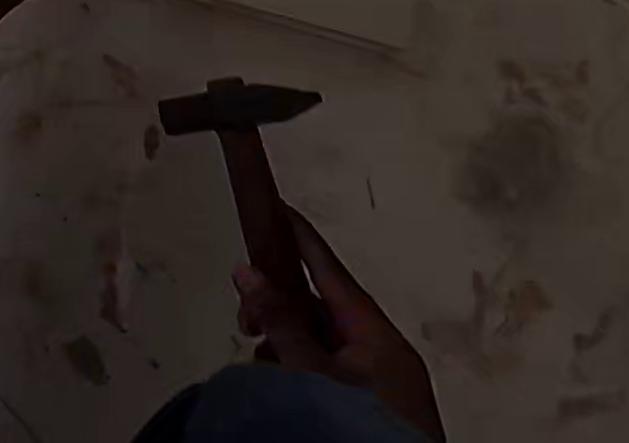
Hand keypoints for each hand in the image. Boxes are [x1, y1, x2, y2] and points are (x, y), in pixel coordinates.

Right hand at [234, 210, 445, 442]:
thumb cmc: (357, 426)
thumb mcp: (308, 369)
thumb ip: (278, 319)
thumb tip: (246, 270)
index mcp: (377, 334)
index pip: (328, 268)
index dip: (300, 236)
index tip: (276, 207)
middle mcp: (382, 351)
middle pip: (319, 304)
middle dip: (277, 303)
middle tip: (246, 315)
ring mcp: (379, 380)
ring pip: (319, 336)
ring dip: (283, 336)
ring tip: (259, 353)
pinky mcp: (371, 404)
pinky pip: (326, 363)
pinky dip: (297, 360)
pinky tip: (276, 374)